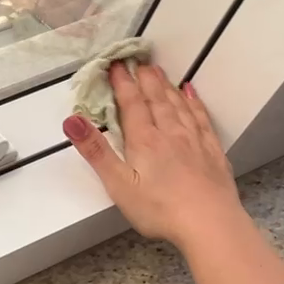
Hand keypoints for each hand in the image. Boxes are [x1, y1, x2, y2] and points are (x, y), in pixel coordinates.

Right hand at [62, 61, 246, 247]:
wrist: (208, 222)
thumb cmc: (158, 208)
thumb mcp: (118, 184)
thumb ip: (96, 151)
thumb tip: (72, 120)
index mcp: (144, 141)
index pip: (131, 104)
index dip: (122, 83)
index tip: (115, 65)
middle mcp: (170, 133)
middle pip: (156, 99)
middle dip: (145, 79)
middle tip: (138, 61)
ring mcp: (194, 140)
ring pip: (178, 104)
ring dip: (166, 86)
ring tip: (159, 72)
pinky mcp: (211, 151)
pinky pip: (201, 117)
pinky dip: (194, 102)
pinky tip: (191, 94)